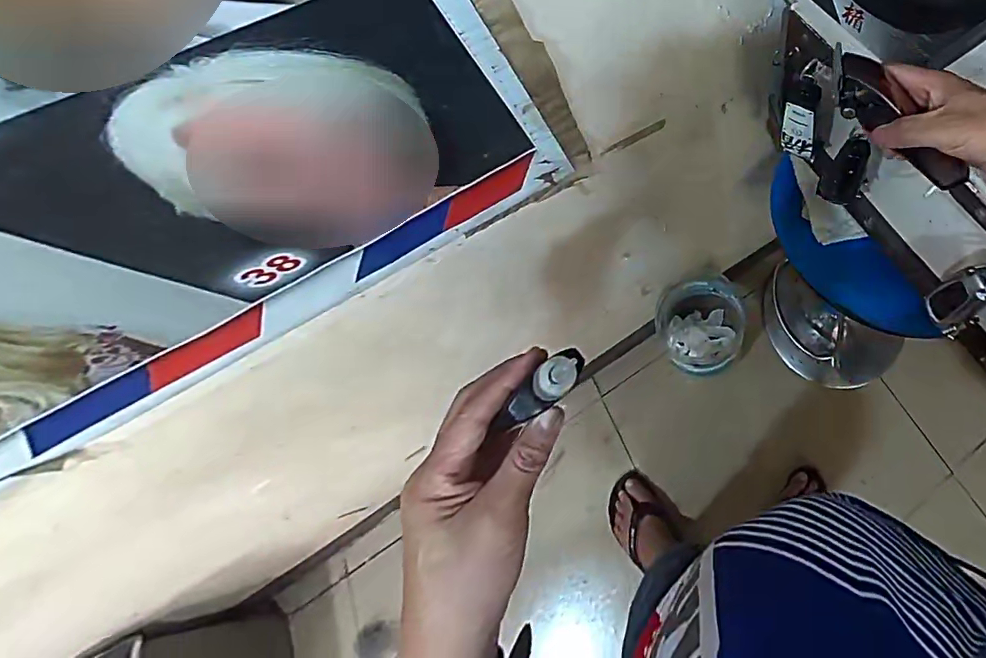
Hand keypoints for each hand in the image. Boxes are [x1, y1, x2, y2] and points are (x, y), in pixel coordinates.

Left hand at [401, 350, 566, 657]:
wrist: (452, 640)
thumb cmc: (466, 583)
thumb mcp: (501, 515)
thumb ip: (527, 459)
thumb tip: (552, 412)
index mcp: (433, 477)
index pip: (472, 413)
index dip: (505, 380)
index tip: (537, 357)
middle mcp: (438, 475)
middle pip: (472, 414)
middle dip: (507, 384)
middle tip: (545, 364)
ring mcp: (453, 487)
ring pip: (483, 431)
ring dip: (514, 406)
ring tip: (546, 385)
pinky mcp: (469, 499)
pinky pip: (493, 452)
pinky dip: (516, 432)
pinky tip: (537, 423)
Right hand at [867, 65, 985, 177]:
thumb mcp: (937, 128)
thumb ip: (903, 131)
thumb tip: (879, 133)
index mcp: (937, 82)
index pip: (895, 72)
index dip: (876, 83)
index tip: (863, 98)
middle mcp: (943, 94)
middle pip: (902, 99)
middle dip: (889, 116)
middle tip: (881, 131)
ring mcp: (950, 114)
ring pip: (915, 120)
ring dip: (905, 134)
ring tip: (900, 146)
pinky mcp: (957, 134)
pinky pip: (929, 136)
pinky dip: (920, 145)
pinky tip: (920, 155)